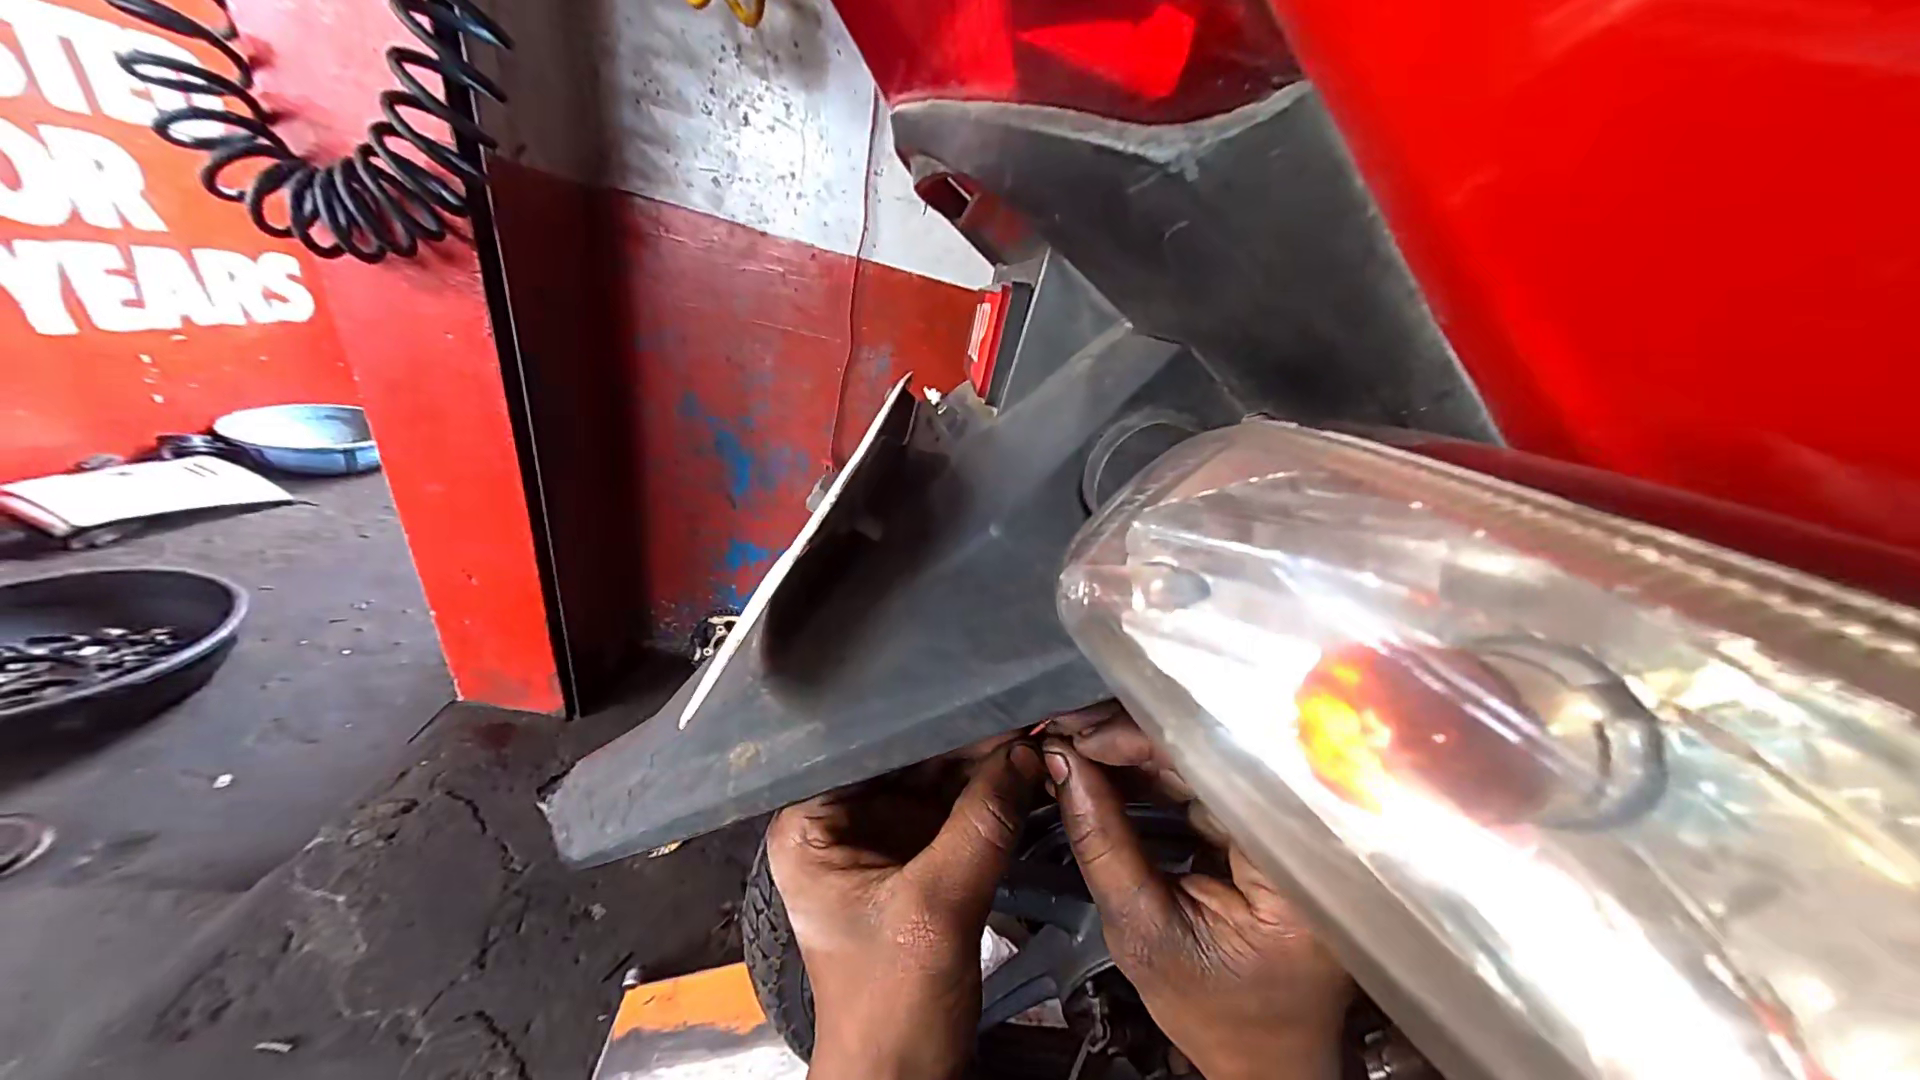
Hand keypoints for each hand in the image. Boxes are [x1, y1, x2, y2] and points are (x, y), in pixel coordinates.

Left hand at [765, 740, 1043, 1079]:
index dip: (926, 723)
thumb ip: (982, 826)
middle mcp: (841, 818)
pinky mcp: (916, 849)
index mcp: (812, 824)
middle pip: (907, 758)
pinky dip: (987, 790)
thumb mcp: (935, 908)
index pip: (869, 749)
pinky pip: (954, 803)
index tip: (978, 699)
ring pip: (934, 776)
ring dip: (980, 759)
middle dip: (963, 739)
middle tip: (1017, 715)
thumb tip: (1024, 755)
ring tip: (1027, 732)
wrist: (906, 1079)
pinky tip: (1019, 769)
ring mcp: (880, 832)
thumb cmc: (888, 1011)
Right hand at [1042, 736, 1353, 1079]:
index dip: (1139, 740)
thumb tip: (1064, 765)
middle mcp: (1297, 834)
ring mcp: (1280, 825)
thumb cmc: (1215, 1013)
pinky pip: (1196, 777)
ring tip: (1077, 743)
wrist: (1259, 1052)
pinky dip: (1147, 768)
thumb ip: (1101, 843)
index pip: (1210, 770)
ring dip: (1132, 748)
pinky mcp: (1257, 823)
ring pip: (1196, 757)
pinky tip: (1107, 761)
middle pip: (1203, 753)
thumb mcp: (1141, 932)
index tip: (1079, 736)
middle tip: (1066, 731)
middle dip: (1126, 737)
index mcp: (1288, 870)